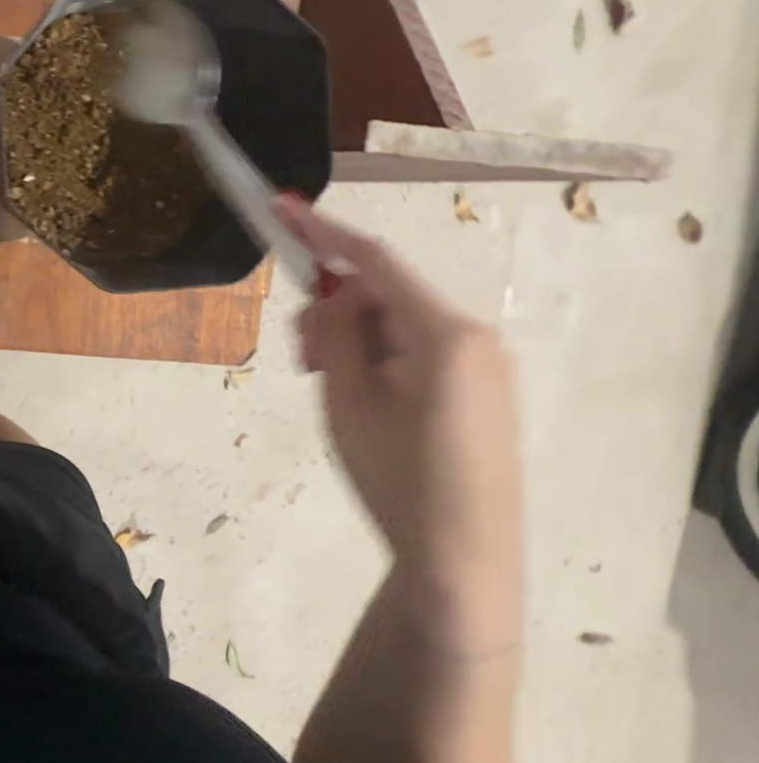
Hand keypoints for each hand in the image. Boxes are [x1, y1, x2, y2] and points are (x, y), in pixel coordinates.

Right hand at [278, 197, 522, 640]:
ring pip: (395, 321)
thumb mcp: (345, 399)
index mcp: (443, 333)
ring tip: (329, 387)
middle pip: (383, 292)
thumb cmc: (395, 475)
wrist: (463, 556)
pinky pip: (413, 347)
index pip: (374, 261)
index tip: (280, 205)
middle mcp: (472, 335)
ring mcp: (482, 363)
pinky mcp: (478, 388)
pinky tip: (360, 396)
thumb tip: (330, 291)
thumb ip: (333, 332)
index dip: (323, 230)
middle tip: (301, 359)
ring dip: (351, 337)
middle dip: (333, 308)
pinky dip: (375, 354)